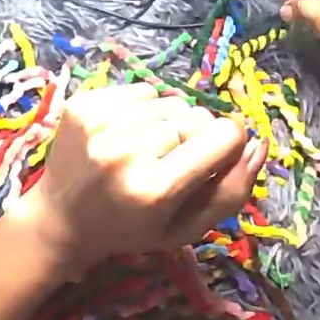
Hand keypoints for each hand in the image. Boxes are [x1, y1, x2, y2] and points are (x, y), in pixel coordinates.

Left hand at [5, 85, 266, 277]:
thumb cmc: (130, 229)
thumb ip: (230, 192)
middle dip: (194, 135)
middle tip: (170, 162)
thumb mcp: (186, 228)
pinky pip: (141, 90)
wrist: (61, 219)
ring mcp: (100, 124)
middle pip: (196, 116)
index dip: (226, 144)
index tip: (213, 157)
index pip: (223, 136)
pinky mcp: (84, 104)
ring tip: (146, 149)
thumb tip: (259, 143)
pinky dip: (142, 109)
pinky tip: (125, 134)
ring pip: (169, 101)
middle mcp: (126, 152)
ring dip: (167, 121)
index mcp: (155, 189)